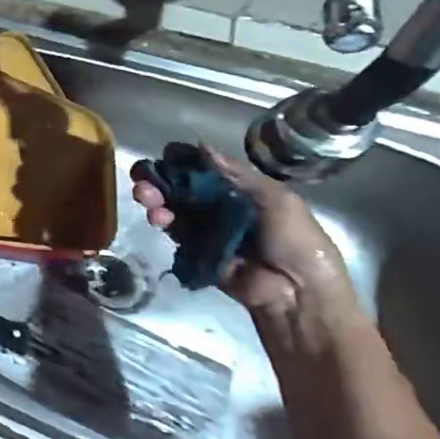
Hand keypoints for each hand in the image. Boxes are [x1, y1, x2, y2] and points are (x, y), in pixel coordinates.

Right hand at [132, 144, 359, 318]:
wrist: (297, 291)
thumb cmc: (295, 240)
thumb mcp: (276, 199)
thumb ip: (238, 174)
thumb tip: (201, 146)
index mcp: (242, 191)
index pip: (207, 170)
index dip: (185, 161)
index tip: (166, 155)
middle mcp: (221, 207)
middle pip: (183, 188)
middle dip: (161, 179)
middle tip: (141, 176)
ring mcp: (207, 230)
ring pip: (174, 208)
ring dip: (156, 199)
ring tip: (145, 196)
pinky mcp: (196, 251)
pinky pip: (175, 233)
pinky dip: (163, 221)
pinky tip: (157, 217)